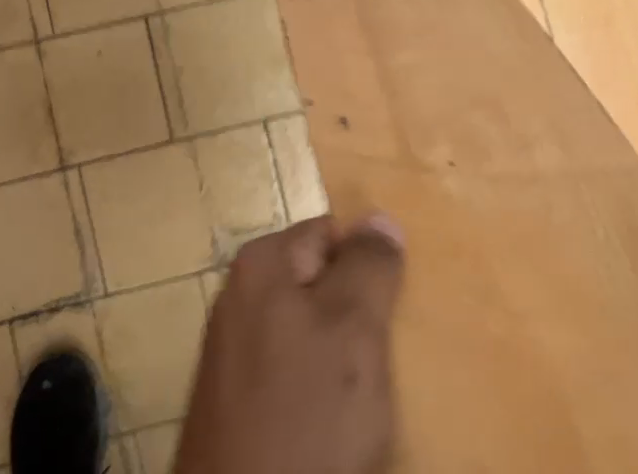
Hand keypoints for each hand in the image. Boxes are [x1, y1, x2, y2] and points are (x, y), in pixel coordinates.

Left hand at [175, 214, 405, 473]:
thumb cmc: (304, 416)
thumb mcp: (352, 330)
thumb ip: (368, 268)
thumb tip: (379, 217)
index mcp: (262, 266)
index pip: (332, 233)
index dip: (370, 263)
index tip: (401, 301)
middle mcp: (240, 298)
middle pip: (320, 284)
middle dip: (359, 311)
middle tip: (396, 347)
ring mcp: (236, 352)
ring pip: (310, 334)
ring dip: (344, 356)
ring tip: (376, 389)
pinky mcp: (241, 401)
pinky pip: (295, 375)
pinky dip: (323, 390)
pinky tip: (344, 419)